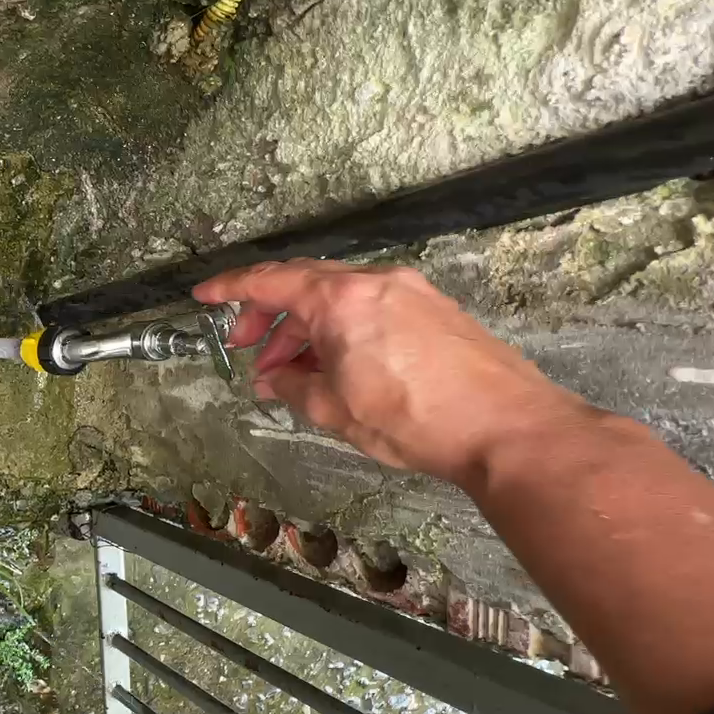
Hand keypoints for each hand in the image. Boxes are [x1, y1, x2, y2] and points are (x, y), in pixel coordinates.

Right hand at [193, 259, 599, 487]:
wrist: (510, 431)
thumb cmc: (410, 419)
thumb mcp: (328, 407)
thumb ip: (288, 383)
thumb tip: (273, 378)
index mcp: (342, 299)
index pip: (270, 281)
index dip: (230, 288)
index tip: (203, 295)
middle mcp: (376, 283)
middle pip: (302, 284)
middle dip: (265, 314)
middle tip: (242, 347)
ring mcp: (410, 294)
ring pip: (335, 297)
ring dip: (301, 328)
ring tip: (284, 372)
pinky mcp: (433, 312)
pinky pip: (366, 308)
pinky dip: (335, 330)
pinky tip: (327, 366)